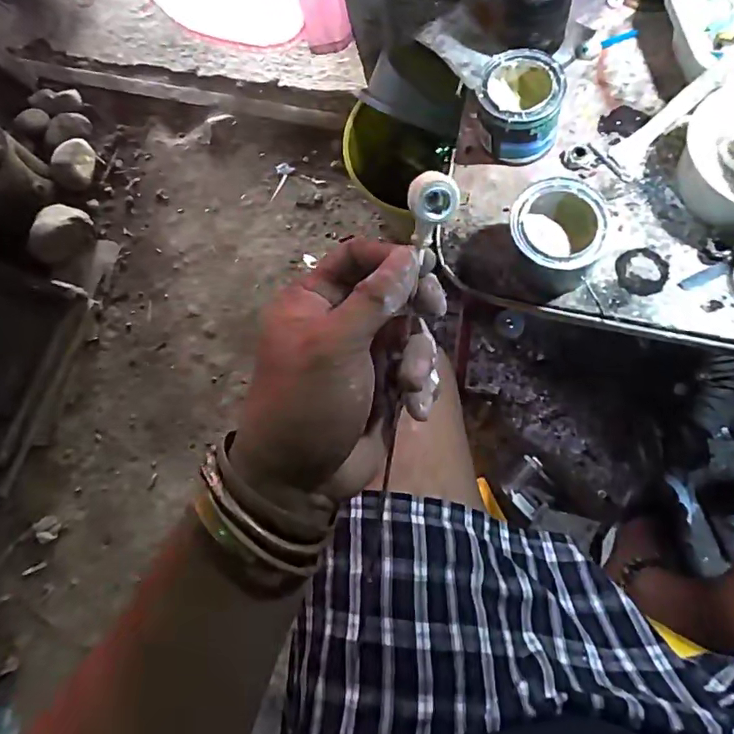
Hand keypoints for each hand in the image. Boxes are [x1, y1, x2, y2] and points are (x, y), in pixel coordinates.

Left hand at [230, 240, 446, 520]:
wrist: (300, 478)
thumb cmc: (306, 402)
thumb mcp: (335, 345)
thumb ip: (373, 299)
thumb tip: (410, 255)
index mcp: (312, 300)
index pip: (354, 257)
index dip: (388, 256)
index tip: (423, 266)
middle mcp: (338, 319)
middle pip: (391, 290)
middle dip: (414, 304)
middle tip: (433, 311)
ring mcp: (363, 352)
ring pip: (409, 331)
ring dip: (417, 358)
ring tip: (408, 386)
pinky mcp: (384, 383)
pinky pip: (414, 367)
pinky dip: (419, 386)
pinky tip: (415, 409)